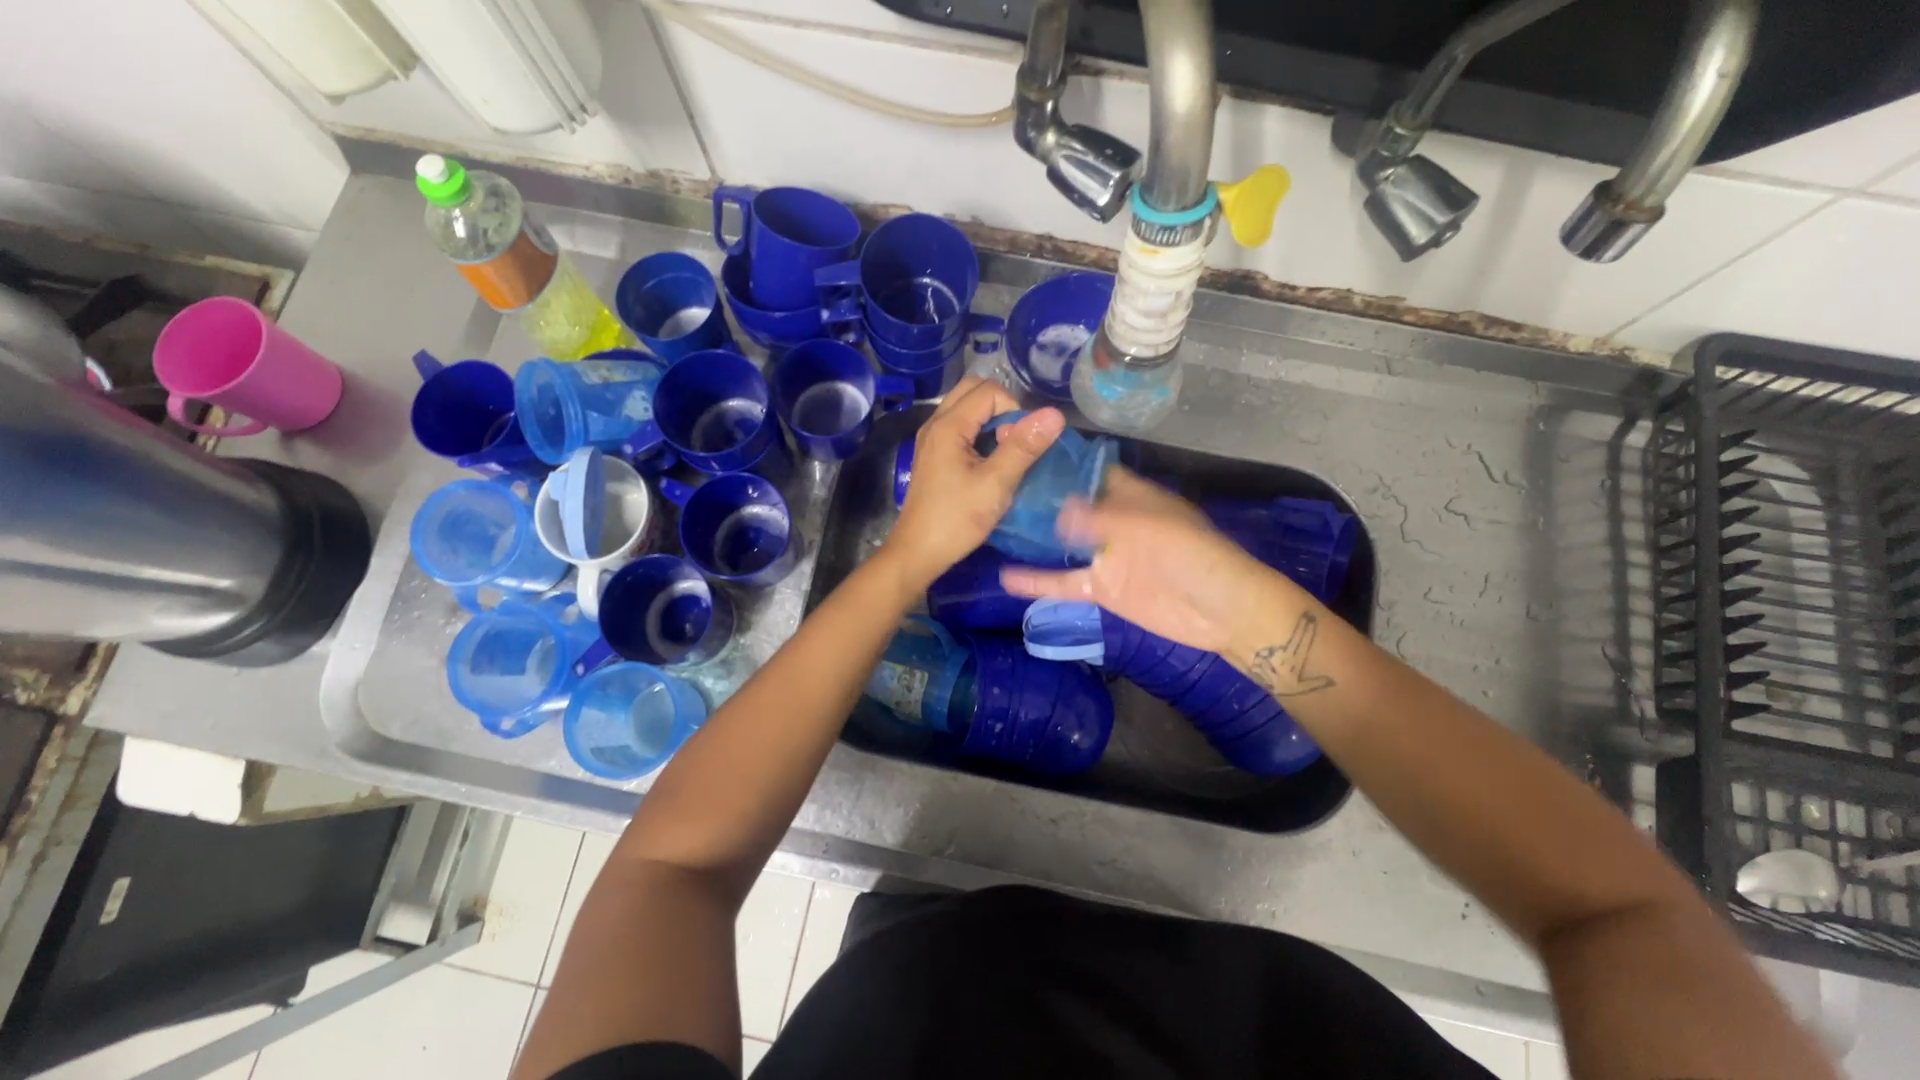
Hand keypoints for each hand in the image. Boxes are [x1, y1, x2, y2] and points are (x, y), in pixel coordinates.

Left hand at [880, 377, 1064, 589]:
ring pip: (966, 408)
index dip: (1014, 411)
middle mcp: (935, 423)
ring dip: (990, 420)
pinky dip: (978, 433)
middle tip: (1013, 441)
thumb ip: (1024, 447)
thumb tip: (1055, 414)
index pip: (990, 391)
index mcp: (948, 426)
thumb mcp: (996, 484)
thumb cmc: (957, 520)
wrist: (918, 552)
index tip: (1019, 445)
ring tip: (1003, 453)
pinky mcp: (933, 455)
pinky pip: (959, 427)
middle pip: (974, 390)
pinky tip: (988, 463)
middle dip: (1002, 408)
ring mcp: (931, 439)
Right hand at [1000, 467, 1299, 655]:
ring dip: (1033, 537)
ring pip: (1062, 543)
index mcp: (1133, 496)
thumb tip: (1054, 508)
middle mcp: (1116, 521)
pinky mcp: (1102, 588)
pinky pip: (1065, 582)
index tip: (1025, 454)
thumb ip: (1100, 516)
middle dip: (1039, 498)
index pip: (1092, 473)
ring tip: (993, 525)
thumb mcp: (1148, 526)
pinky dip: (1037, 581)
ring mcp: (1107, 556)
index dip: (1063, 463)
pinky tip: (1005, 576)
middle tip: (995, 488)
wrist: (1221, 610)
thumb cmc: (1193, 555)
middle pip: (1071, 506)